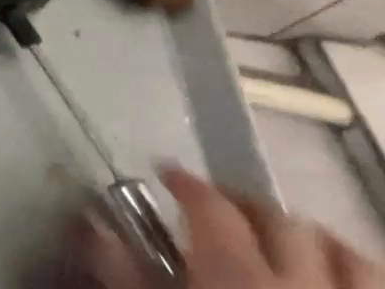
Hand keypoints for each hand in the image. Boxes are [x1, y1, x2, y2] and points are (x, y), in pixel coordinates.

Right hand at [82, 168, 382, 288]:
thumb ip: (122, 274)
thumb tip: (95, 225)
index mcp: (236, 275)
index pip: (213, 207)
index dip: (188, 183)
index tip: (166, 176)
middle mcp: (300, 284)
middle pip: (284, 221)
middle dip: (248, 204)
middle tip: (218, 204)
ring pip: (352, 256)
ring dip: (316, 238)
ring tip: (289, 240)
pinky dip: (358, 277)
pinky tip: (334, 282)